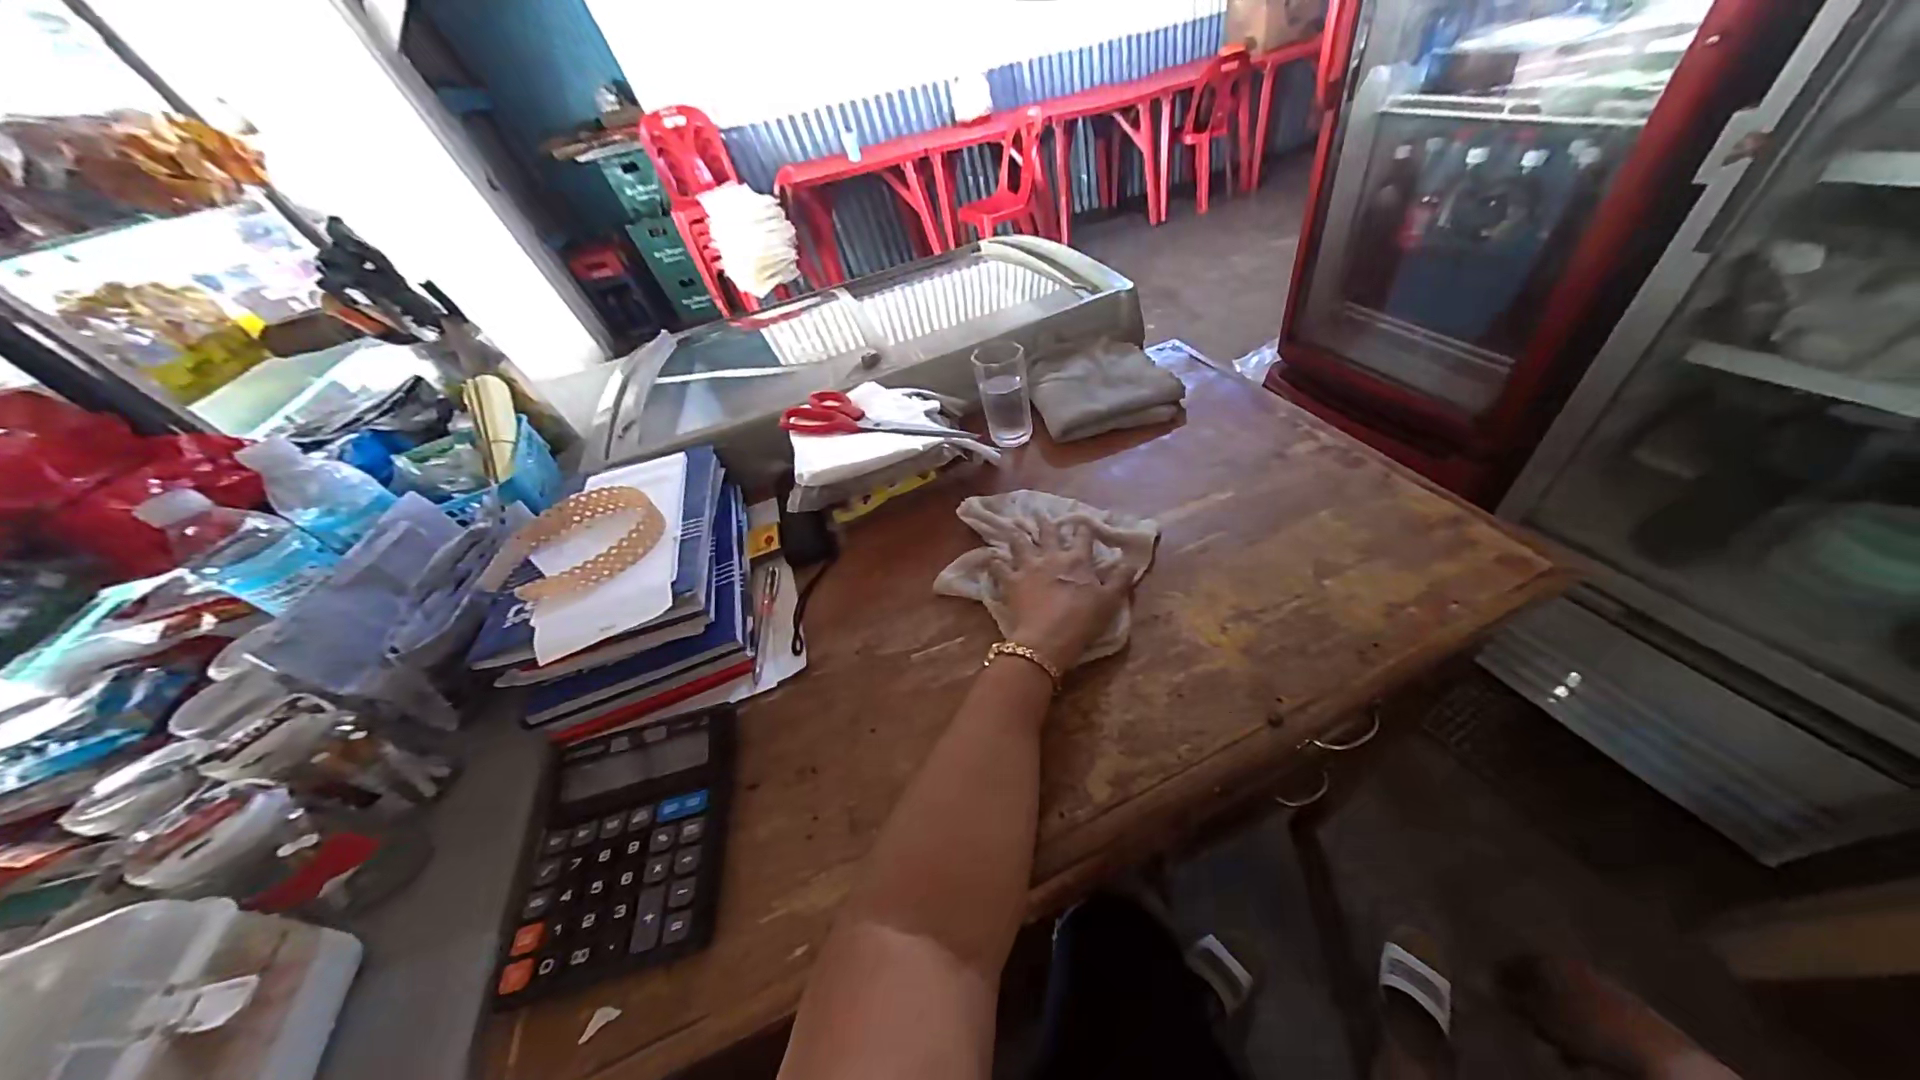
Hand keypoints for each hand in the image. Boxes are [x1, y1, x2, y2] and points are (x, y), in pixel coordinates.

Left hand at [990, 518, 1134, 671]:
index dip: (1083, 529)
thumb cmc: (1083, 620)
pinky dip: (995, 562)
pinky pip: (999, 568)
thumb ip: (1120, 580)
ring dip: (1017, 535)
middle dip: (1046, 524)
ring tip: (1012, 528)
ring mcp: (1029, 567)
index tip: (1082, 522)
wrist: (1049, 637)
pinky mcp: (1011, 581)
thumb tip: (1130, 562)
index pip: (1082, 537)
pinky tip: (990, 558)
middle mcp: (1052, 557)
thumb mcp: (1110, 601)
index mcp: (1078, 560)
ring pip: (1020, 544)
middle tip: (1040, 514)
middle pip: (1049, 534)